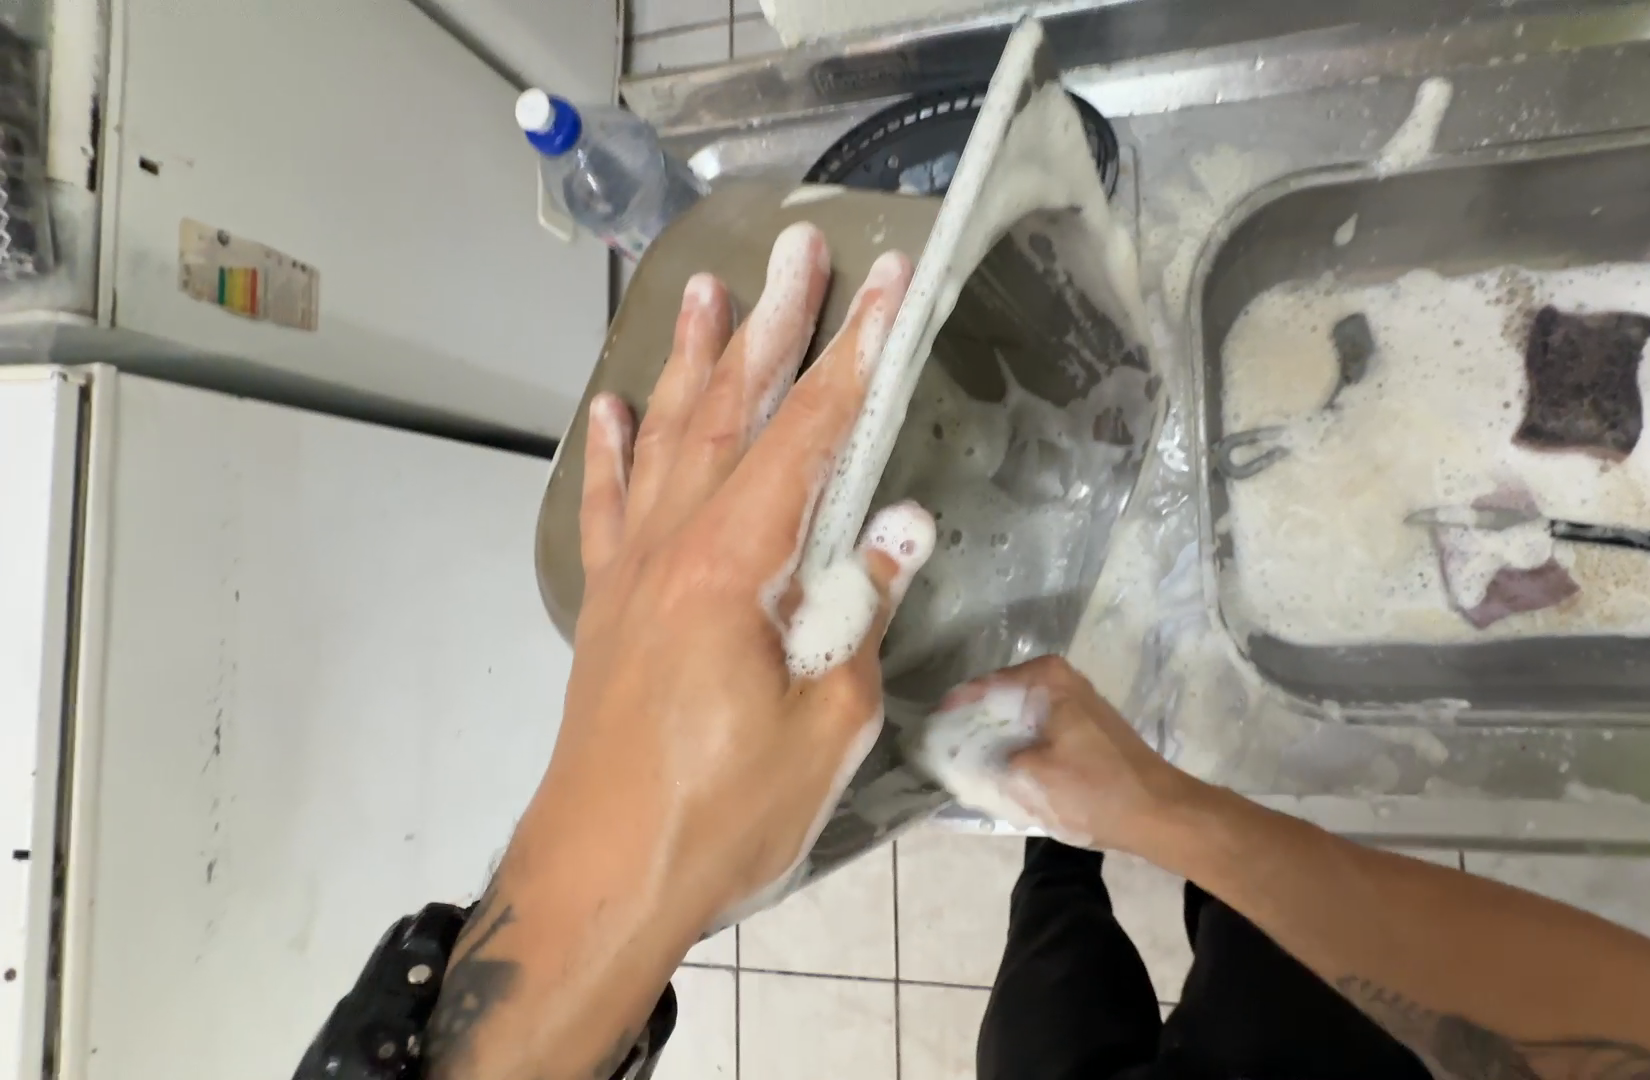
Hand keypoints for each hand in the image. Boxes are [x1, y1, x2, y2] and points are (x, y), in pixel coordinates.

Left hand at [426, 224, 930, 1079]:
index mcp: (733, 565)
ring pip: (667, 440)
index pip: (810, 434)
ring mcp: (631, 571)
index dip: (855, 355)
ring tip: (712, 292)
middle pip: (733, 411)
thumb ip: (860, 610)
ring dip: (694, 362)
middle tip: (802, 251)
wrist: (603, 881)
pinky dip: (612, 450)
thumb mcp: (828, 721)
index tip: (885, 286)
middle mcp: (674, 545)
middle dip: (777, 325)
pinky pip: (608, 506)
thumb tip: (901, 523)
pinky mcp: (607, 605)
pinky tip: (611, 408)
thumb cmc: (728, 811)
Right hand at [934, 655, 1200, 853]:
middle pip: (1005, 695)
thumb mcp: (1030, 777)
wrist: (1159, 812)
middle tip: (948, 744)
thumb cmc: (1093, 790)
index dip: (958, 707)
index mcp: (1048, 678)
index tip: (934, 726)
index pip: (987, 685)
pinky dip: (1021, 739)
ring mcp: (1078, 700)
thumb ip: (991, 761)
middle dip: (977, 719)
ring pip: (1023, 711)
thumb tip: (967, 756)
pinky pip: (1041, 724)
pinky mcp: (1087, 724)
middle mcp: (1063, 678)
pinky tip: (1006, 763)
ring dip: (999, 731)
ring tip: (969, 756)